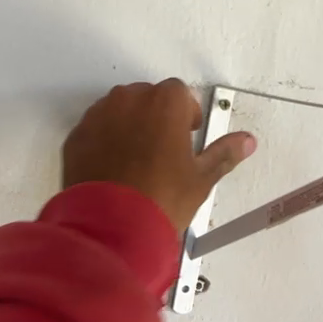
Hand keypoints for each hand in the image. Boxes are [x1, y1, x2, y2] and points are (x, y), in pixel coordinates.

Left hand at [63, 79, 255, 231]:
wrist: (111, 226)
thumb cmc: (158, 200)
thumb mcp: (200, 179)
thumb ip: (224, 153)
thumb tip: (245, 142)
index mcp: (165, 102)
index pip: (180, 94)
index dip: (185, 116)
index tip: (187, 136)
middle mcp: (129, 100)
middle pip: (147, 98)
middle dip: (156, 119)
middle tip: (162, 152)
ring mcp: (99, 116)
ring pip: (119, 111)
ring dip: (129, 127)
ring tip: (136, 163)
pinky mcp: (77, 136)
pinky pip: (95, 130)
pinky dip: (104, 142)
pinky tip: (114, 170)